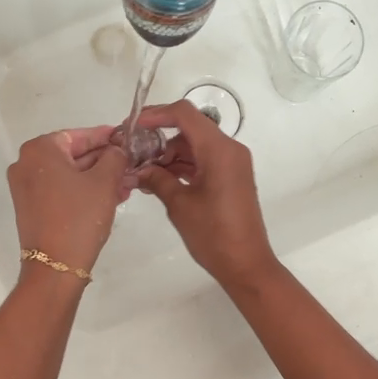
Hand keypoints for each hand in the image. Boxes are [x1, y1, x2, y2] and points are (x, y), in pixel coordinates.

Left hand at [7, 126, 129, 278]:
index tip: (127, 139)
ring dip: (97, 178)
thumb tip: (117, 150)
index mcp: (40, 149)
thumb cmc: (80, 217)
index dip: (106, 137)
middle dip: (104, 161)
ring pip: (69, 175)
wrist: (55, 265)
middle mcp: (26, 163)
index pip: (79, 135)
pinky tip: (110, 196)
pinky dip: (83, 191)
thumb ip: (114, 157)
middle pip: (73, 155)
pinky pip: (61, 190)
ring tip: (126, 185)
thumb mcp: (104, 182)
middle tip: (131, 165)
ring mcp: (25, 187)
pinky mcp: (31, 207)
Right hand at [133, 101, 277, 287]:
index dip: (156, 115)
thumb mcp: (179, 204)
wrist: (245, 264)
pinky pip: (203, 161)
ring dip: (169, 156)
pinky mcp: (231, 178)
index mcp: (219, 150)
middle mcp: (229, 150)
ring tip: (143, 175)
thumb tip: (138, 169)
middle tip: (134, 156)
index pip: (184, 114)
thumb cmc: (213, 234)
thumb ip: (157, 179)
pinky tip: (160, 182)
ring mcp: (232, 164)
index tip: (132, 126)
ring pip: (195, 146)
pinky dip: (182, 167)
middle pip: (189, 129)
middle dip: (160, 139)